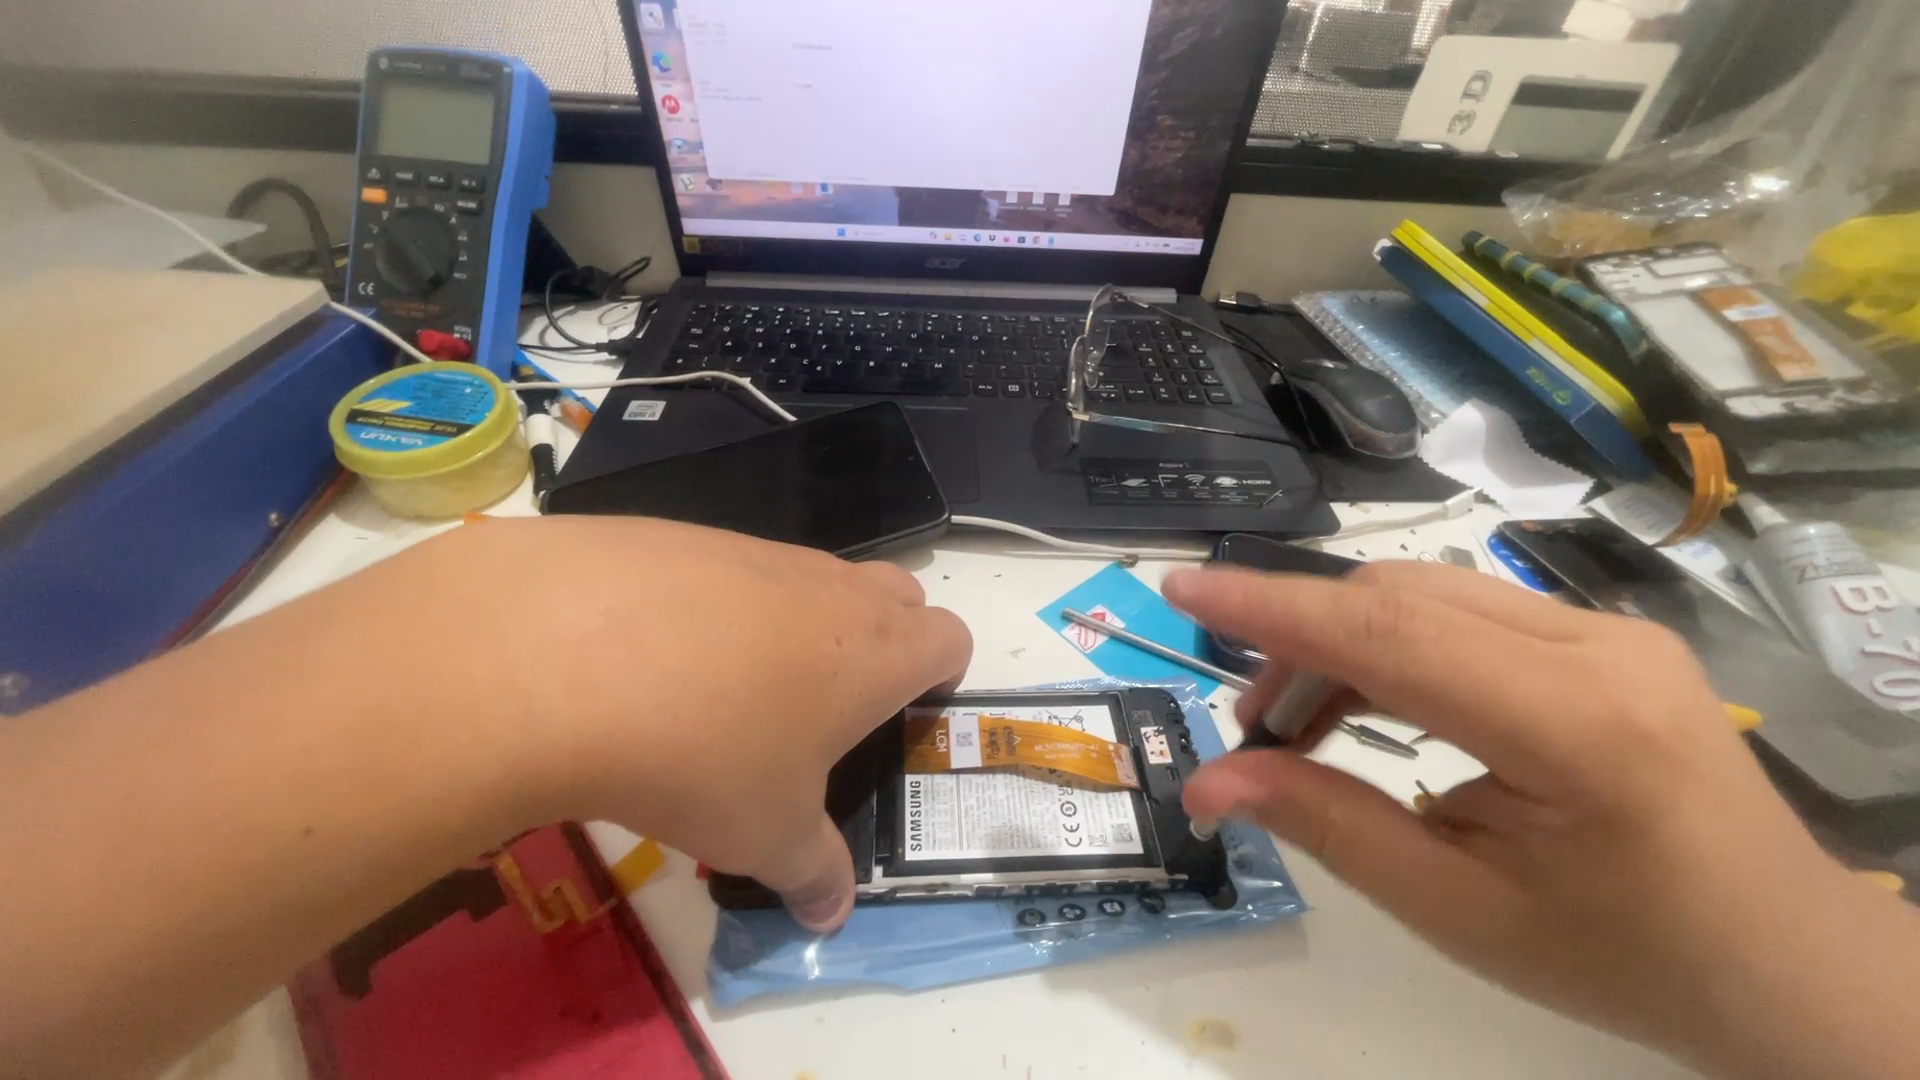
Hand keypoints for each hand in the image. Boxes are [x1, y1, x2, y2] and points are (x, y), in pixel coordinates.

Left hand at [446, 518, 971, 931]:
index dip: (943, 672)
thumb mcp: (764, 834)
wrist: (562, 655)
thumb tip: (830, 915)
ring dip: (800, 623)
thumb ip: (813, 874)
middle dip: (886, 637)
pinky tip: (657, 652)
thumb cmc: (703, 753)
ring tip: (734, 684)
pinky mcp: (687, 535)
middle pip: (897, 594)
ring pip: (811, 579)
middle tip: (831, 699)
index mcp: (875, 651)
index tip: (907, 709)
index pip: (951, 637)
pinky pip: (731, 568)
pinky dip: (720, 604)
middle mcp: (830, 589)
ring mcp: (758, 552)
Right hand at [1162, 562, 1919, 1077]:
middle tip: (1251, 725)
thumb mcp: (1458, 910)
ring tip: (1298, 722)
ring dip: (1335, 642)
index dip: (1272, 606)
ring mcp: (1604, 630)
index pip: (1387, 633)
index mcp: (1575, 726)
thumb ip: (1326, 825)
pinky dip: (1383, 645)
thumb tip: (1208, 784)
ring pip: (1418, 595)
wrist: (1792, 963)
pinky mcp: (1596, 634)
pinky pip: (1454, 611)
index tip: (1182, 587)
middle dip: (1295, 642)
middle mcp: (1596, 647)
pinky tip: (1364, 702)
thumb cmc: (1626, 958)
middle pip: (1394, 600)